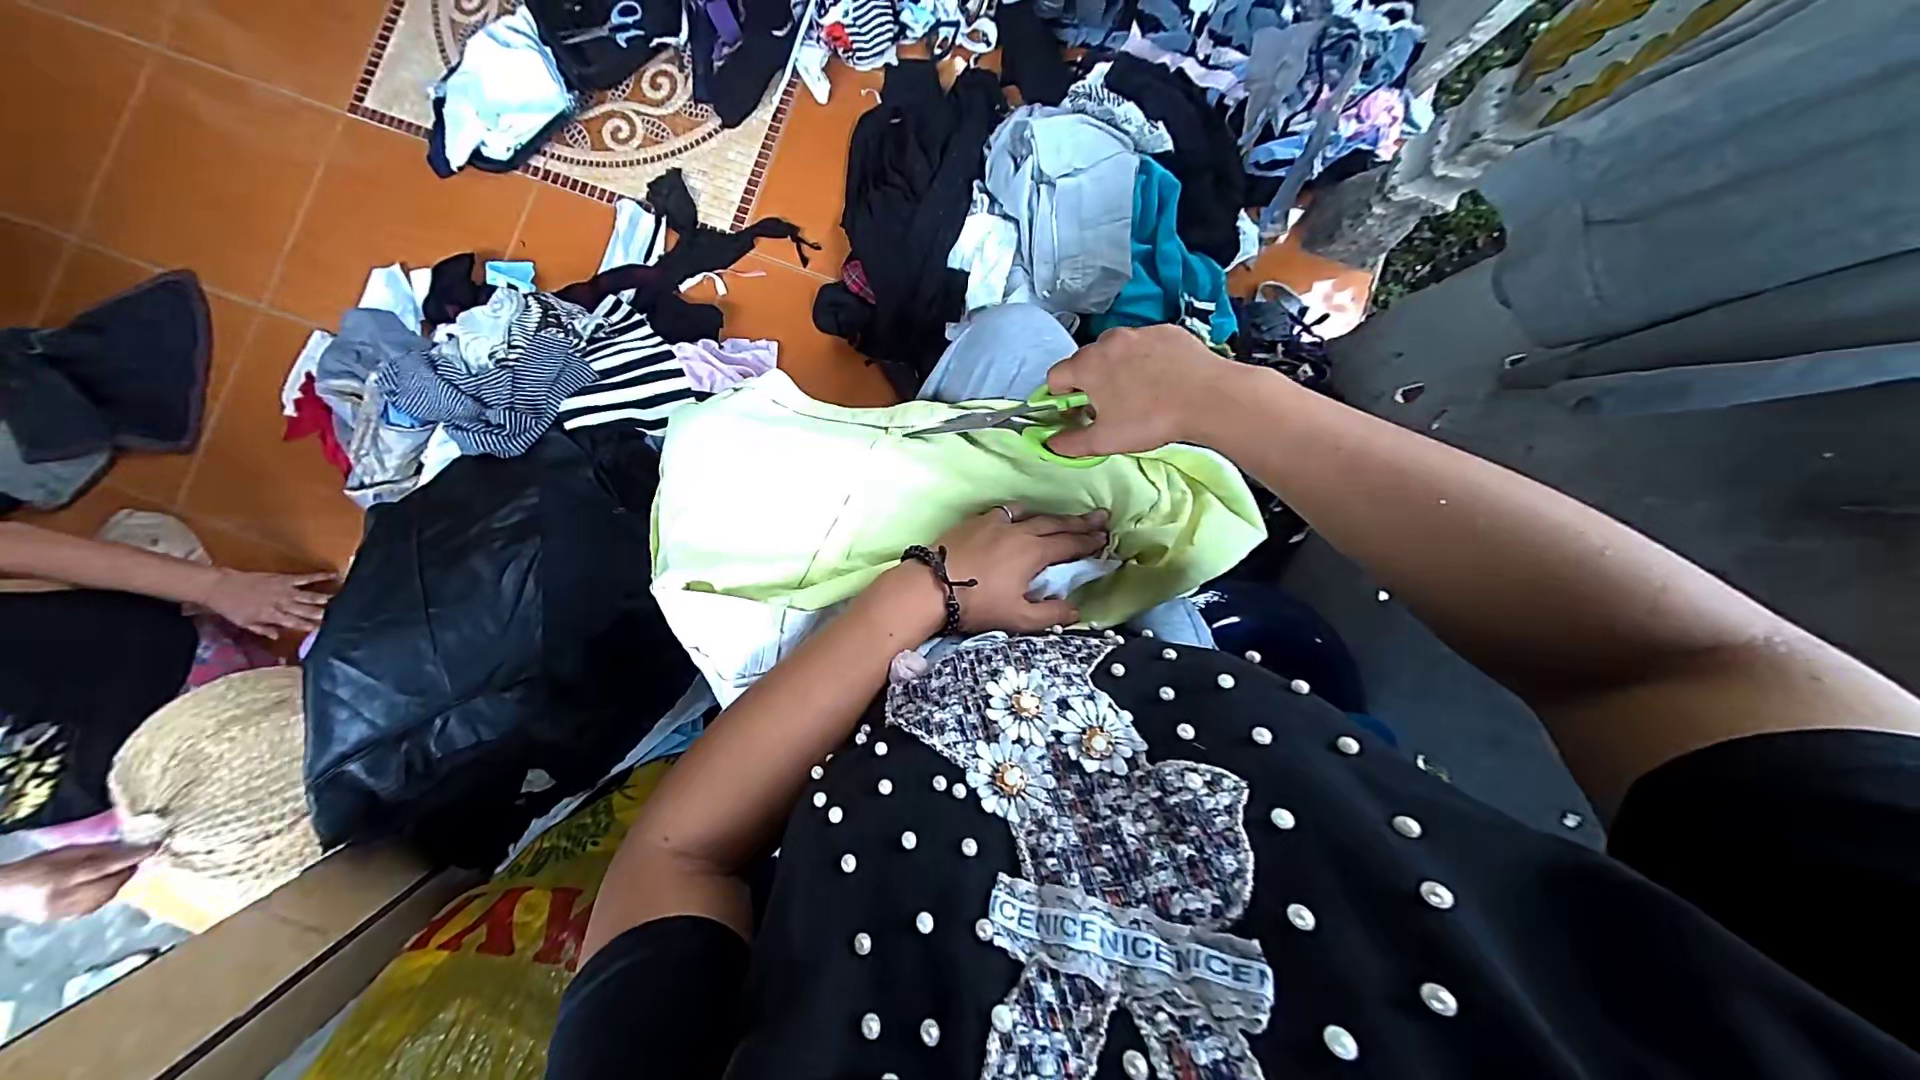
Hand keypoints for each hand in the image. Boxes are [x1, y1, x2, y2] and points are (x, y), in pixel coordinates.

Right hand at [0, 843, 155, 922]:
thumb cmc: (37, 865)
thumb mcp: (69, 851)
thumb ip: (102, 851)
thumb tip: (136, 848)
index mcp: (63, 877)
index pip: (109, 866)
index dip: (136, 856)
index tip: (155, 847)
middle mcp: (62, 898)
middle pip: (110, 885)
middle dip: (127, 872)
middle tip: (134, 862)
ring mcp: (58, 912)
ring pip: (105, 898)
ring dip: (117, 884)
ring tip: (118, 874)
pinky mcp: (56, 920)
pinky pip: (92, 907)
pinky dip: (103, 896)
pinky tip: (102, 888)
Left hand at [202, 569, 332, 637]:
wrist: (218, 587)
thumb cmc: (230, 607)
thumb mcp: (243, 623)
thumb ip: (263, 630)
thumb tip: (279, 636)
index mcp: (272, 616)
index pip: (296, 623)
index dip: (311, 626)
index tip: (324, 628)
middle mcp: (282, 604)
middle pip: (307, 610)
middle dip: (323, 614)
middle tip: (339, 616)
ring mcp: (286, 590)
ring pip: (311, 596)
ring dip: (326, 599)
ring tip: (341, 600)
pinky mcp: (286, 579)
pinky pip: (307, 578)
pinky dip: (321, 576)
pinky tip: (334, 576)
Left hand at [931, 504, 1109, 632]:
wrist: (929, 586)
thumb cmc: (976, 605)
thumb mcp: (1018, 618)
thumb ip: (1050, 615)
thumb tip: (1075, 610)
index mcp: (1034, 553)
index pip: (1070, 545)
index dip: (1090, 543)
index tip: (1105, 540)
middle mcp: (1020, 531)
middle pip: (1057, 524)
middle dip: (1081, 523)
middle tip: (1101, 518)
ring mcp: (997, 523)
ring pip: (1034, 515)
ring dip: (1054, 517)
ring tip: (1067, 518)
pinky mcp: (977, 521)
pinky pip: (1007, 511)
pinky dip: (1022, 512)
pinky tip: (1022, 514)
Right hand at [1044, 324, 1253, 457]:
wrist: (1208, 397)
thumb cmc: (1150, 420)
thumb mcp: (1105, 441)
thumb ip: (1071, 443)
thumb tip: (1051, 444)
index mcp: (1087, 365)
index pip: (1055, 376)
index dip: (1061, 397)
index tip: (1078, 413)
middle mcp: (1108, 341)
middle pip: (1086, 361)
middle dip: (1090, 383)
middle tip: (1110, 408)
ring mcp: (1139, 332)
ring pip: (1116, 351)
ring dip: (1118, 369)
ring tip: (1140, 393)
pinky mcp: (1167, 330)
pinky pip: (1146, 345)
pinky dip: (1147, 360)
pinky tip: (1163, 380)